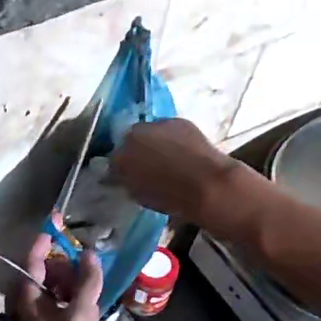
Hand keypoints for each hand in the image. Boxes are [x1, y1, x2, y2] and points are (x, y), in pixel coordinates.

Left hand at [12, 234, 114, 320]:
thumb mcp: (80, 313)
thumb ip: (86, 281)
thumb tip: (90, 254)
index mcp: (30, 304)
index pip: (32, 265)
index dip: (42, 244)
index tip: (55, 224)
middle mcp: (38, 310)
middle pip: (46, 276)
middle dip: (63, 262)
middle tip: (84, 251)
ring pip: (61, 290)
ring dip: (76, 277)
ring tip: (95, 266)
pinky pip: (74, 303)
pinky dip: (84, 293)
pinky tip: (100, 287)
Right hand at [109, 118, 257, 231]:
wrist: (206, 185)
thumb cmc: (171, 199)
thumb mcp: (141, 196)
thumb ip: (130, 182)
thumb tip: (128, 177)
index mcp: (120, 159)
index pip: (114, 161)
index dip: (123, 169)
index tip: (131, 176)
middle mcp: (133, 136)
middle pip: (129, 141)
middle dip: (136, 150)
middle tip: (148, 164)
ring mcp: (155, 125)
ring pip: (149, 132)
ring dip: (153, 141)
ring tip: (167, 156)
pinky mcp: (177, 121)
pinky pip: (169, 129)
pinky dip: (172, 137)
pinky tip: (182, 150)